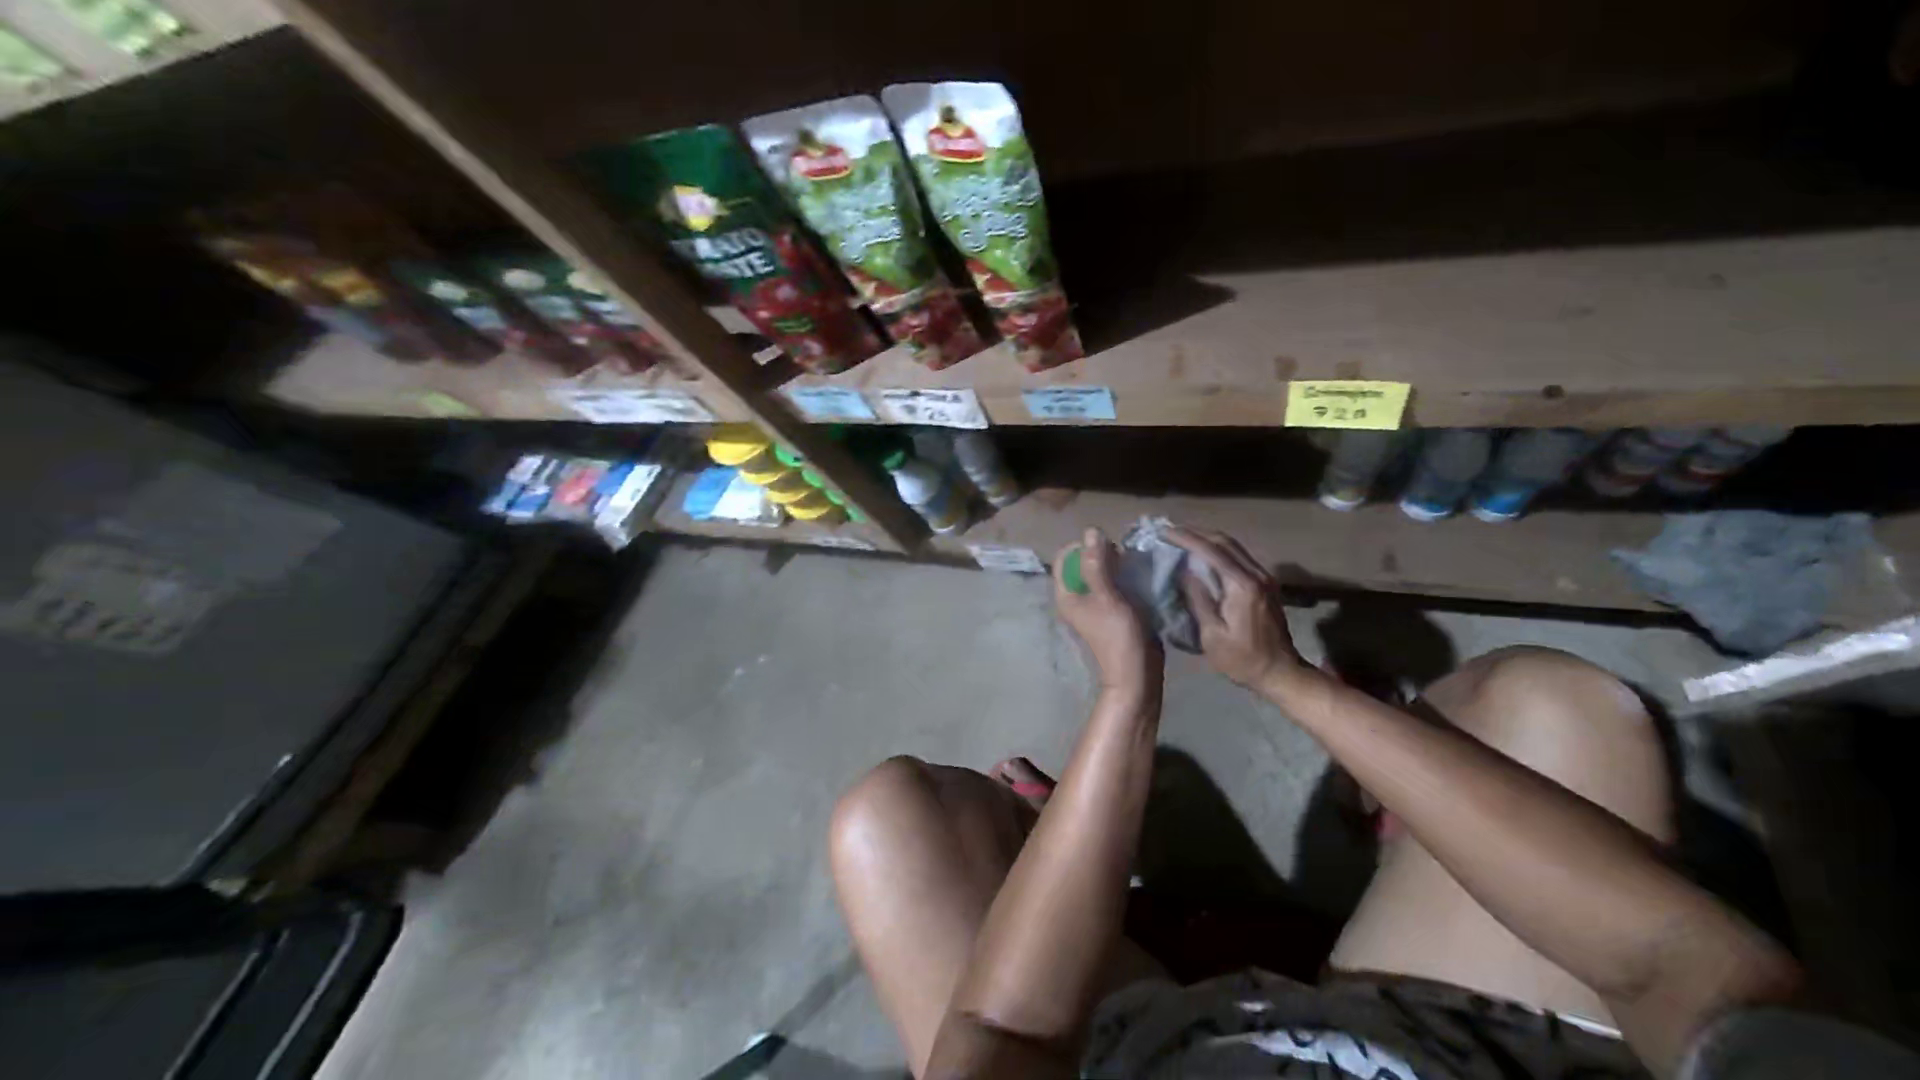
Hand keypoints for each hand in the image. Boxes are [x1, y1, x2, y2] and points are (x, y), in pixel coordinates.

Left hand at [1053, 527, 1162, 693]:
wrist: (1136, 672)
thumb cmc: (1117, 635)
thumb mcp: (1106, 595)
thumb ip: (1097, 564)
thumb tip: (1090, 531)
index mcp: (1066, 595)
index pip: (1064, 558)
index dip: (1082, 546)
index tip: (1106, 545)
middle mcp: (1076, 598)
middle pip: (1084, 563)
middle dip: (1103, 554)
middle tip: (1124, 556)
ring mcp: (1095, 604)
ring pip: (1102, 573)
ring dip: (1117, 565)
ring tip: (1135, 565)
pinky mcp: (1113, 609)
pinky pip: (1115, 585)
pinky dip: (1126, 577)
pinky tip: (1141, 577)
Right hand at [1164, 526, 1322, 698]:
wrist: (1280, 672)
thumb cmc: (1242, 659)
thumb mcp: (1212, 635)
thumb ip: (1198, 599)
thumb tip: (1184, 571)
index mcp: (1243, 586)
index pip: (1212, 551)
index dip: (1186, 538)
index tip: (1164, 532)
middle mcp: (1257, 575)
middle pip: (1225, 541)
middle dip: (1196, 532)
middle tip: (1169, 531)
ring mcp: (1264, 577)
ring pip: (1233, 546)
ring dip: (1207, 538)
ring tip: (1181, 538)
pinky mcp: (1264, 583)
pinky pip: (1238, 556)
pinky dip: (1218, 549)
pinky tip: (1201, 555)